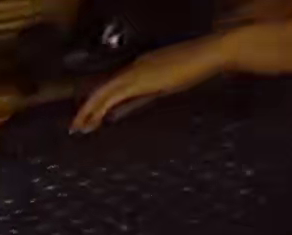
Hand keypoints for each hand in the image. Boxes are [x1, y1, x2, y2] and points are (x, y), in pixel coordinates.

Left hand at [71, 34, 238, 132]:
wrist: (215, 49)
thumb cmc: (197, 65)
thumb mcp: (162, 86)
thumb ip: (140, 99)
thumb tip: (122, 111)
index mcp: (142, 65)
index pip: (112, 86)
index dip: (97, 103)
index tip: (88, 118)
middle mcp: (135, 66)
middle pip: (103, 90)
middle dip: (86, 110)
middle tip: (75, 126)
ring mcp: (136, 71)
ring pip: (102, 94)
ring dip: (87, 112)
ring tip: (78, 128)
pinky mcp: (138, 78)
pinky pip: (109, 97)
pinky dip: (96, 111)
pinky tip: (90, 122)